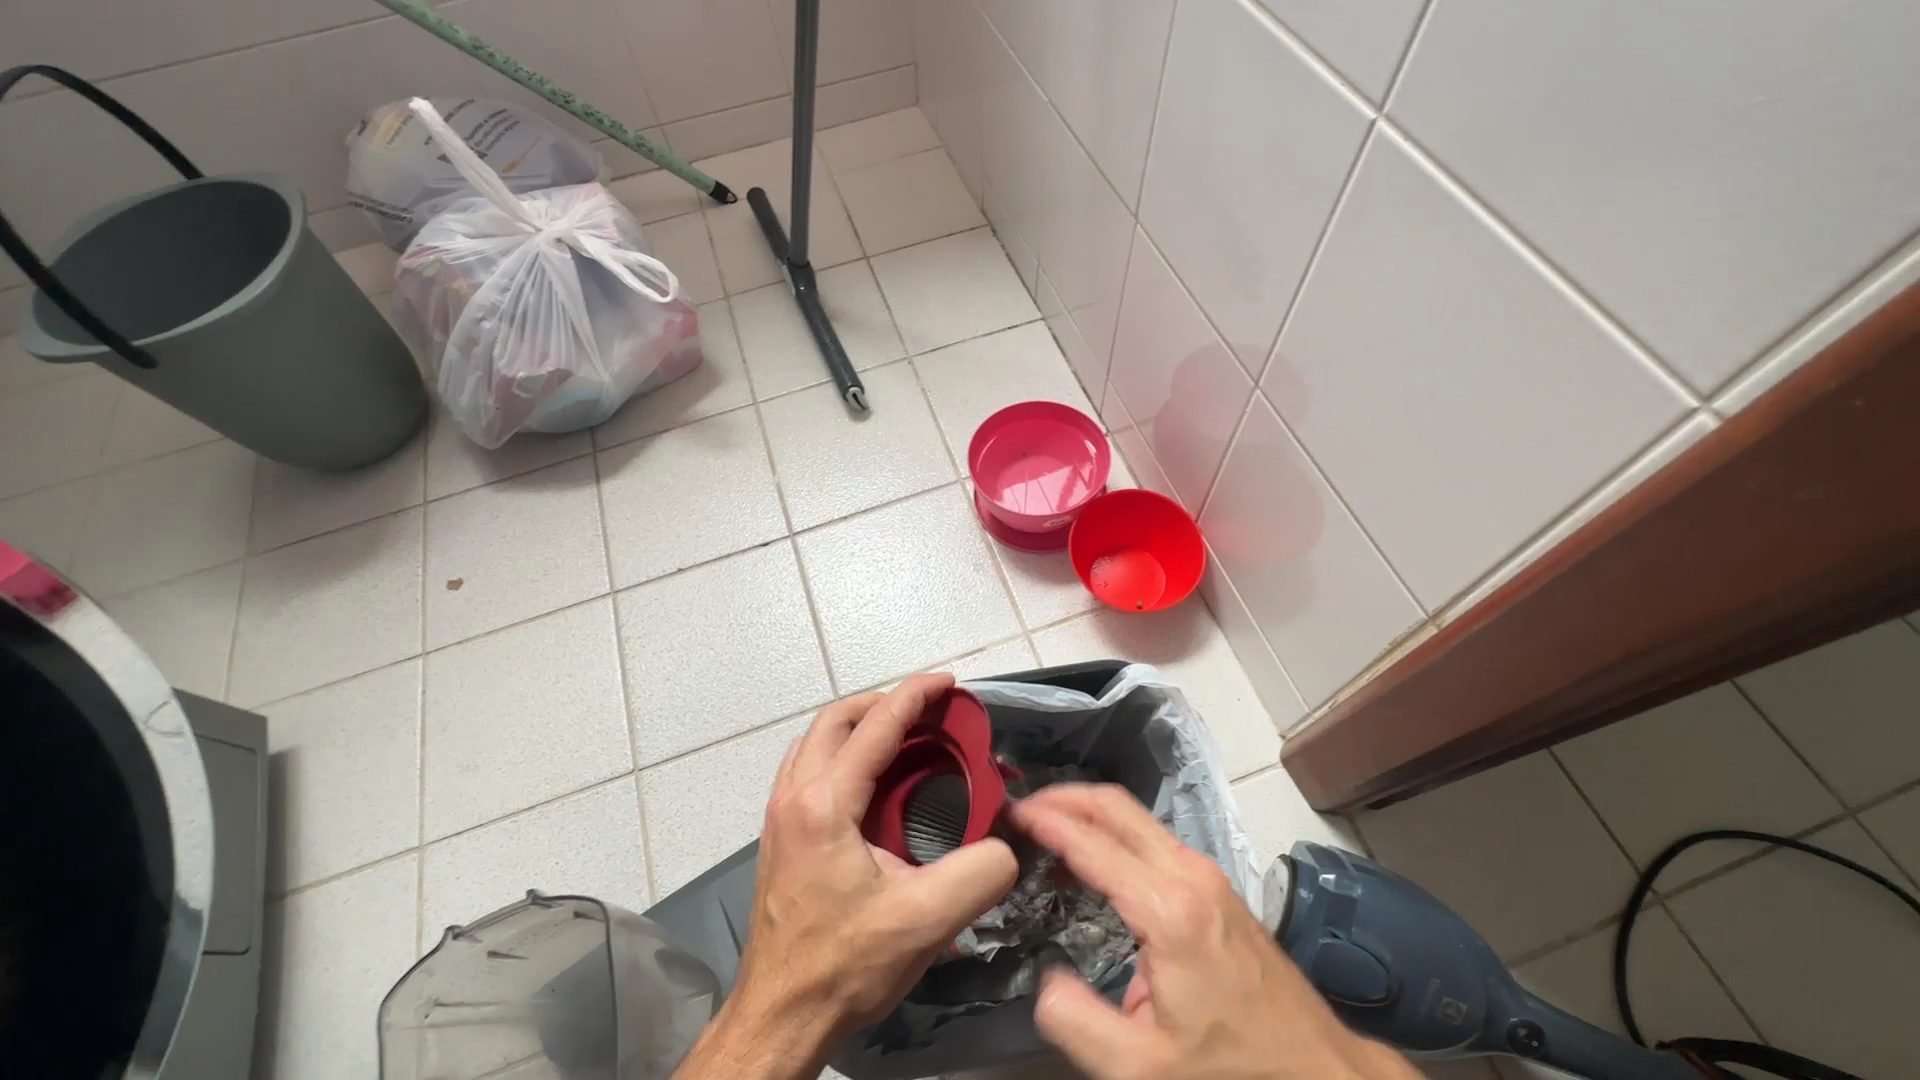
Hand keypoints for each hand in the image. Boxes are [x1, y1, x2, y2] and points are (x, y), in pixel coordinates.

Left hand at [675, 675, 1018, 1079]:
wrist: (780, 1016)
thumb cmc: (845, 966)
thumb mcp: (925, 922)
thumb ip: (979, 873)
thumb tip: (1005, 845)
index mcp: (825, 804)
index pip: (875, 726)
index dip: (915, 695)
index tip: (949, 682)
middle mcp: (793, 796)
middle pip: (835, 720)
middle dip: (883, 703)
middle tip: (927, 711)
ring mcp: (778, 816)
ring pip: (814, 742)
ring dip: (857, 726)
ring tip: (901, 738)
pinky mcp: (778, 837)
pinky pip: (807, 769)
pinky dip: (840, 754)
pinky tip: (870, 785)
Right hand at [1012, 784, 1419, 1079]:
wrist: (1319, 1071)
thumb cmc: (1232, 1067)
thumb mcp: (1141, 1067)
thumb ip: (1076, 1020)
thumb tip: (1044, 979)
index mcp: (1167, 909)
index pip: (1092, 843)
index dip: (1045, 822)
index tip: (1008, 814)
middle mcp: (1188, 874)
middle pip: (1117, 806)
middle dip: (1065, 797)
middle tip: (1021, 807)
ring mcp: (1208, 875)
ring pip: (1137, 818)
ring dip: (1089, 813)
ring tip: (1046, 830)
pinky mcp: (1217, 887)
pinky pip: (1153, 840)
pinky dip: (1114, 834)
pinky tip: (1094, 859)